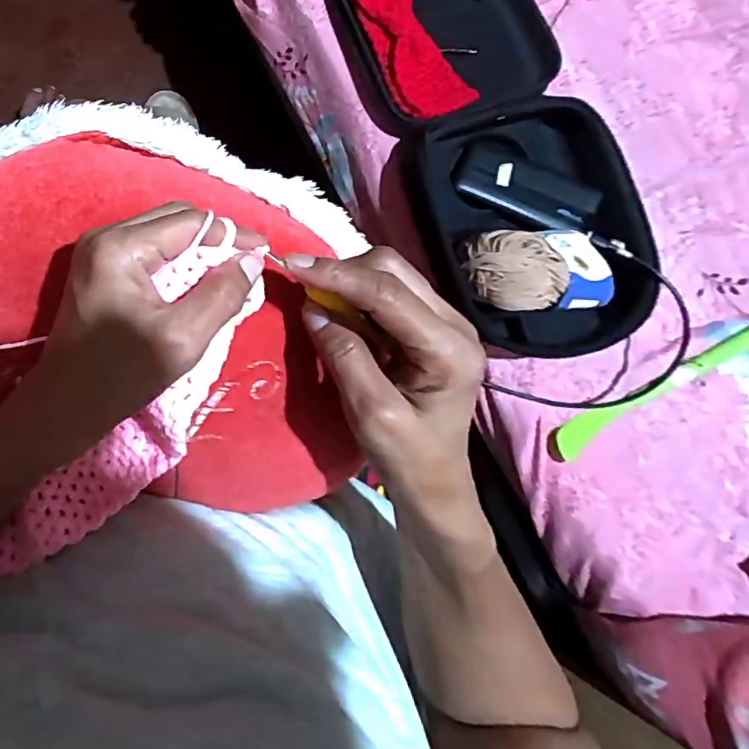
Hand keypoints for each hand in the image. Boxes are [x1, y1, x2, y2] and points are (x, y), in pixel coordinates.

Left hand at [18, 204, 266, 462]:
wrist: (63, 406)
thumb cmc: (120, 376)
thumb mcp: (181, 339)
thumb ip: (221, 295)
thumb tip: (250, 261)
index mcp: (120, 247)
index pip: (190, 222)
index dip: (231, 234)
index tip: (264, 252)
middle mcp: (104, 237)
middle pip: (174, 219)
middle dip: (214, 238)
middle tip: (247, 263)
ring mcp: (96, 251)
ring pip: (161, 232)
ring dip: (196, 248)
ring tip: (227, 271)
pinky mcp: (96, 268)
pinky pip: (146, 250)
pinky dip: (175, 260)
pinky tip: (196, 281)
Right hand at [282, 248, 485, 501]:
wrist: (434, 481)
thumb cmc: (406, 456)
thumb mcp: (369, 413)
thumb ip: (344, 356)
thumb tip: (313, 308)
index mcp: (448, 349)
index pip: (388, 293)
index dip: (337, 275)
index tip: (293, 267)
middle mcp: (455, 324)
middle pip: (393, 269)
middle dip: (343, 271)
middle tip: (303, 287)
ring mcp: (446, 321)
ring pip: (391, 273)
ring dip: (349, 279)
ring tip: (317, 300)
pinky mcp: (430, 324)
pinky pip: (389, 290)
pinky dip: (357, 293)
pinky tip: (338, 311)